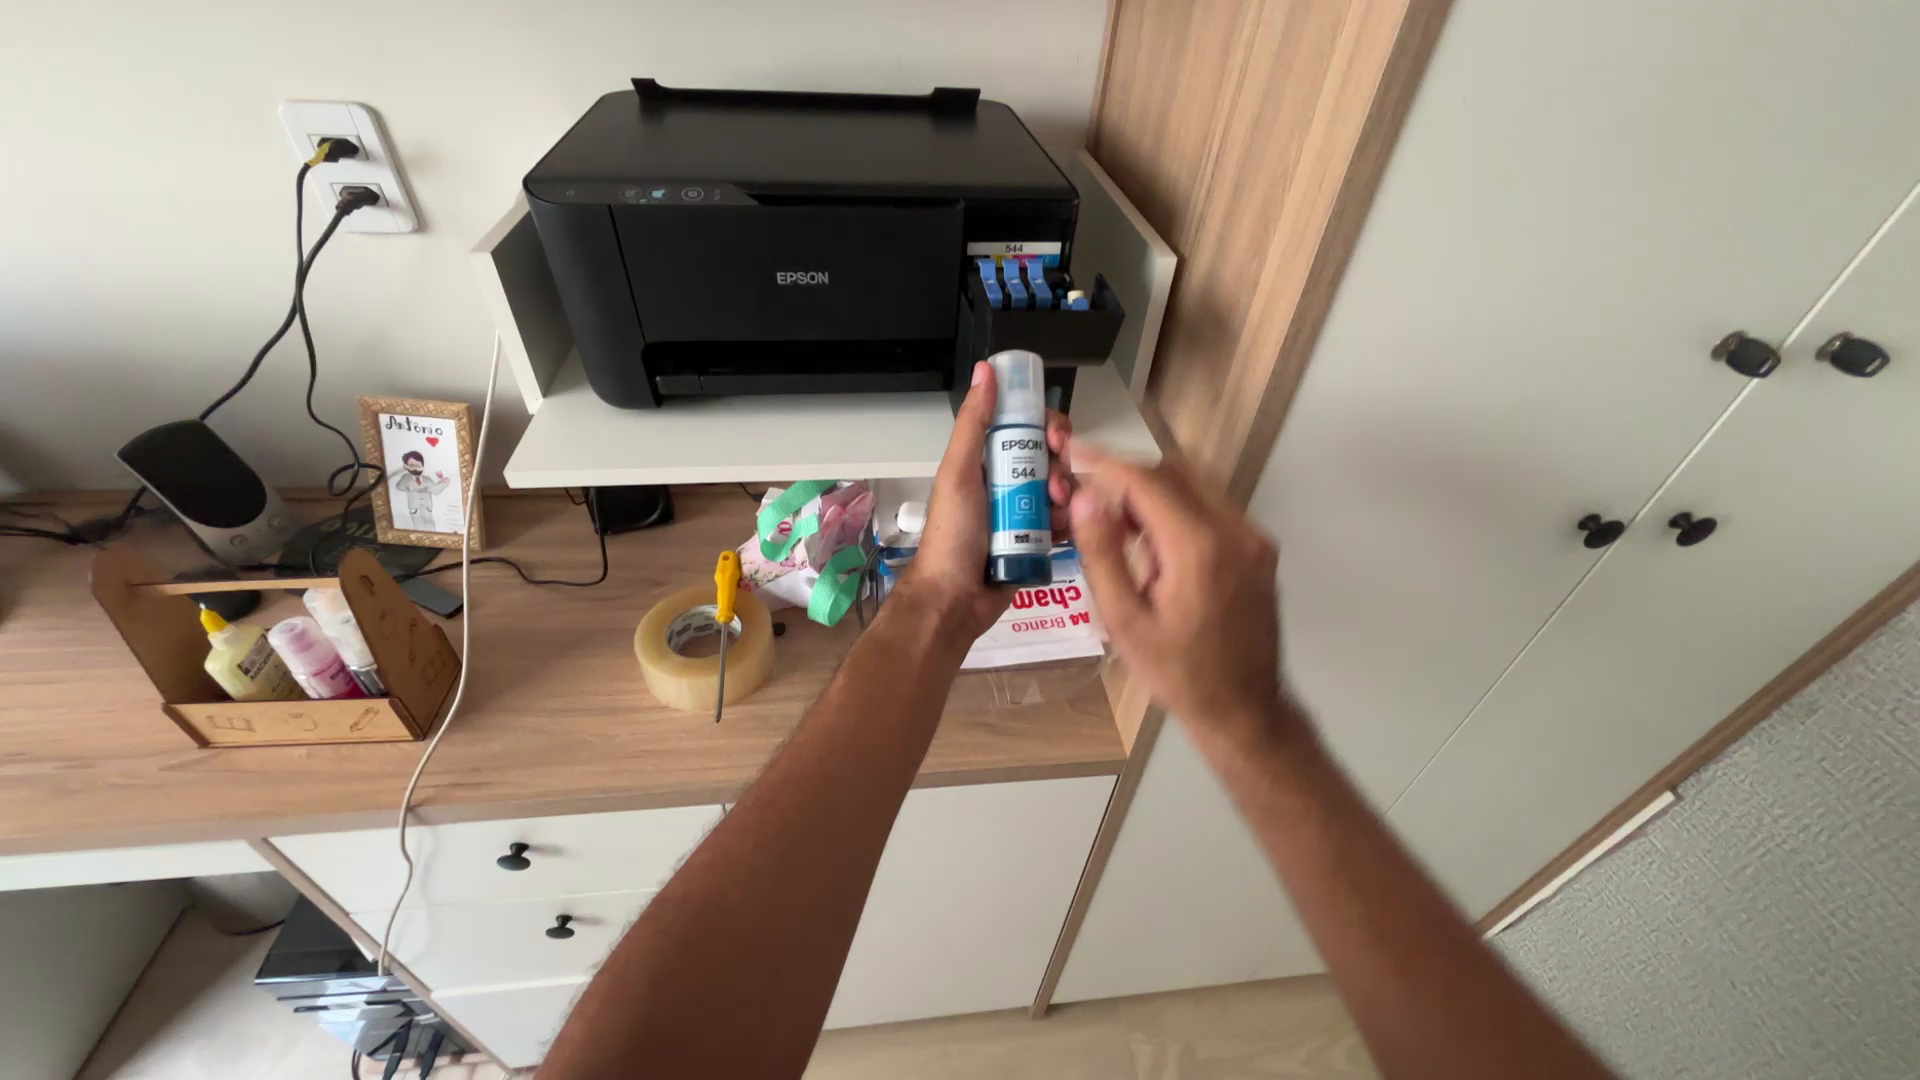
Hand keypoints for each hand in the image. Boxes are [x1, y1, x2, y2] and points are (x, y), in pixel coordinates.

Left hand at [897, 361, 1073, 642]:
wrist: (954, 599)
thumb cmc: (953, 534)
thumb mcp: (959, 473)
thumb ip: (974, 423)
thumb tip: (987, 370)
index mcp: (987, 462)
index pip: (1027, 429)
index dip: (1047, 427)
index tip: (1056, 437)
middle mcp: (1007, 483)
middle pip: (1052, 458)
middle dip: (1062, 464)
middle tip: (1055, 483)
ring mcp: (1024, 514)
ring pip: (1063, 489)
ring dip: (1067, 494)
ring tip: (1056, 510)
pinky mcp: (1038, 543)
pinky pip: (1066, 523)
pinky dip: (1069, 523)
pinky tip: (1063, 531)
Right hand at [1069, 442, 1288, 741]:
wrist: (1244, 708)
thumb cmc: (1177, 673)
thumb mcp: (1125, 621)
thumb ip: (1102, 554)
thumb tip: (1083, 498)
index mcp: (1198, 548)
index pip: (1145, 481)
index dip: (1104, 463)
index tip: (1072, 451)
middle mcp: (1234, 531)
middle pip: (1174, 471)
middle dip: (1128, 474)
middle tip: (1091, 496)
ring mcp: (1253, 538)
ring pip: (1196, 484)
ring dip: (1153, 489)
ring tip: (1119, 523)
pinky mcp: (1259, 549)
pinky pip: (1212, 506)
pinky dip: (1178, 507)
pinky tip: (1155, 543)